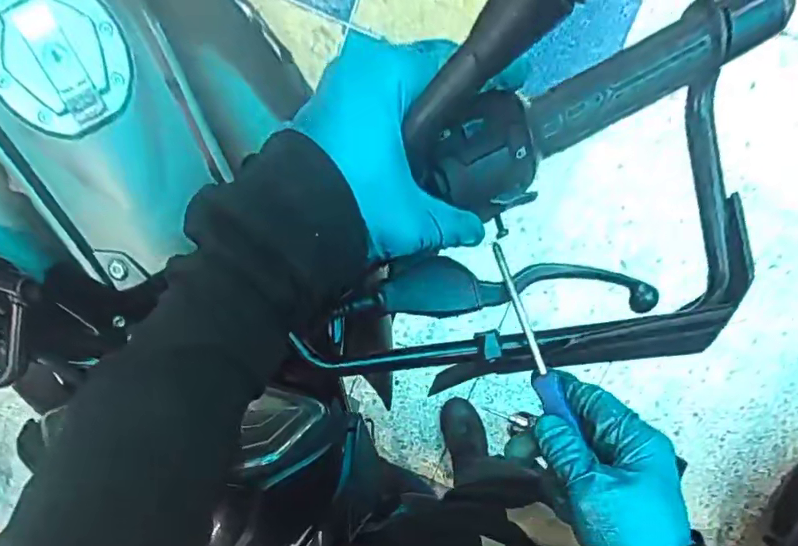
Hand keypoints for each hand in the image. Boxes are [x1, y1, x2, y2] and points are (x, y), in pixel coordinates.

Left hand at [290, 36, 489, 261]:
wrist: (286, 228)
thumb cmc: (352, 205)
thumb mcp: (408, 215)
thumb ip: (447, 220)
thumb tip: (473, 231)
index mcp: (387, 73)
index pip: (450, 62)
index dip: (484, 80)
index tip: (511, 85)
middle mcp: (358, 69)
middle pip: (418, 77)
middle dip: (446, 100)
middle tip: (473, 121)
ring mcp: (332, 90)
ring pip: (388, 94)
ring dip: (412, 115)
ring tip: (438, 140)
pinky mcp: (316, 116)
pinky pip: (362, 110)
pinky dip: (382, 126)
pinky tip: (397, 152)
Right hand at [532, 373, 691, 545]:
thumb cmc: (628, 532)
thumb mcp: (589, 486)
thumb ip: (564, 448)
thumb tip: (546, 419)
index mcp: (635, 440)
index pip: (594, 402)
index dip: (563, 392)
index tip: (536, 382)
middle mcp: (629, 451)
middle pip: (580, 427)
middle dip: (548, 434)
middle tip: (519, 449)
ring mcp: (619, 474)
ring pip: (574, 453)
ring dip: (552, 462)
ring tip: (538, 478)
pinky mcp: (608, 496)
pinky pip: (578, 477)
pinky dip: (562, 483)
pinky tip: (557, 498)